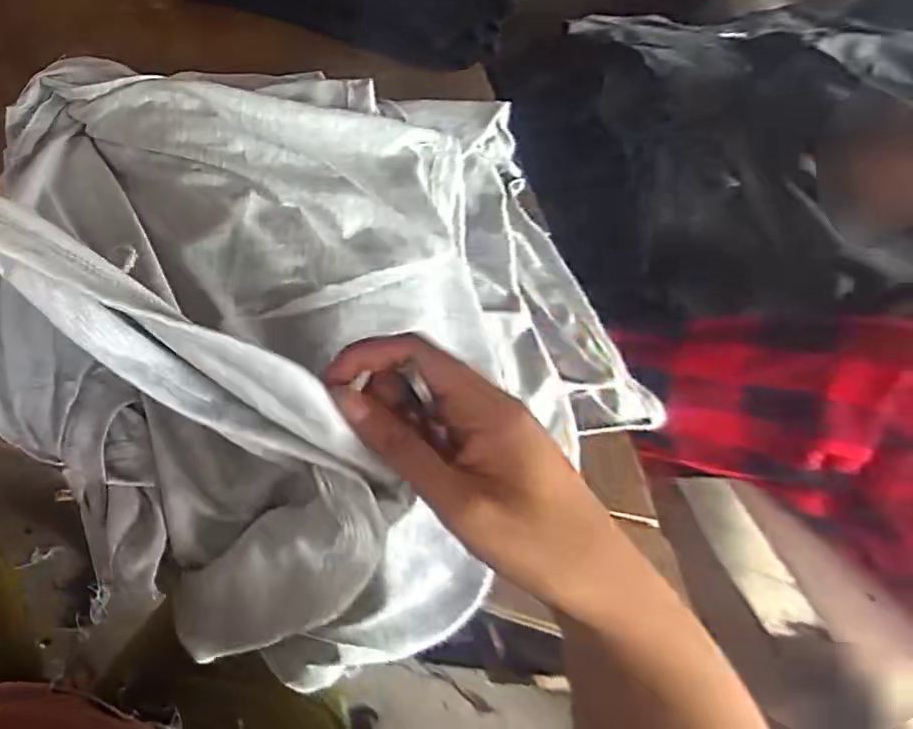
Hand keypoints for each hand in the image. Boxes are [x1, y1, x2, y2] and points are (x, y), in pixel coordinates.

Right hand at [325, 335, 639, 619]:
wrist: (609, 593)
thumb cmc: (535, 544)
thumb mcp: (454, 498)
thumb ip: (395, 443)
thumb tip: (340, 396)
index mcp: (485, 405)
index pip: (414, 349)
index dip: (366, 355)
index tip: (332, 385)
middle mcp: (488, 402)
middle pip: (415, 369)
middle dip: (378, 392)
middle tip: (369, 437)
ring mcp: (491, 423)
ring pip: (423, 395)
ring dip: (395, 416)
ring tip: (398, 460)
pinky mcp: (491, 443)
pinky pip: (438, 419)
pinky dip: (413, 433)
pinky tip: (417, 467)